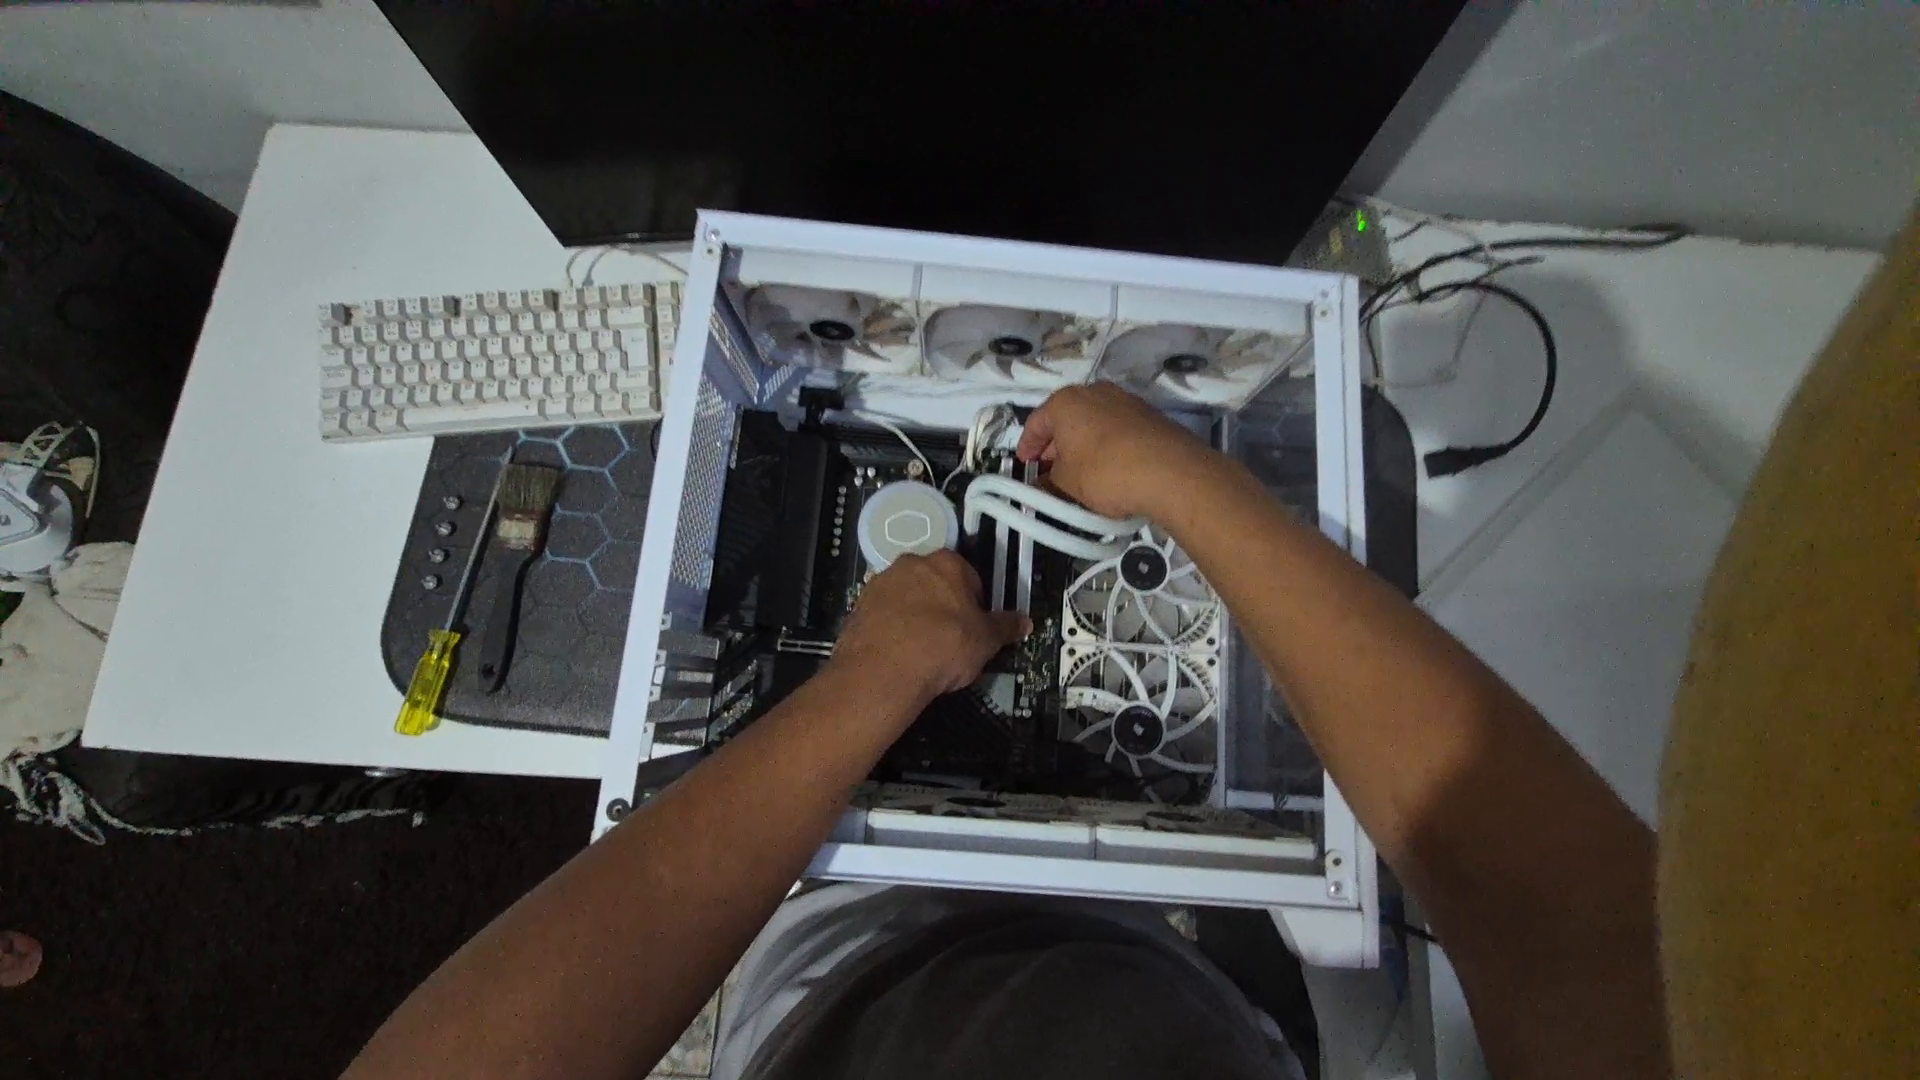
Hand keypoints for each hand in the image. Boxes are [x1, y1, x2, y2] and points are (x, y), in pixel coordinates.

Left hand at [829, 551, 1029, 715]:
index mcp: (947, 562)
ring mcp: (880, 583)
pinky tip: (899, 655)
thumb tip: (1025, 622)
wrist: (883, 671)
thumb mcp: (986, 640)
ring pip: (907, 598)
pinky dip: (892, 629)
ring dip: (916, 616)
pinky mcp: (858, 606)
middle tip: (951, 640)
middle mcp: (911, 563)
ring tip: (923, 651)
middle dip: (944, 606)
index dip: (976, 605)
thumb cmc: (944, 646)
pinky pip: (884, 615)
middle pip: (936, 583)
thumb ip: (1006, 627)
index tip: (975, 628)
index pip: (971, 577)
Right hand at [1014, 383, 1220, 520]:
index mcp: (1066, 402)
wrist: (1171, 474)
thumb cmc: (1105, 473)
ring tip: (1078, 472)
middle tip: (1049, 470)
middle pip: (1066, 419)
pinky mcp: (1150, 417)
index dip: (1027, 446)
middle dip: (1055, 445)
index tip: (1025, 465)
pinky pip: (1117, 431)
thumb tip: (1045, 482)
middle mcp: (1095, 392)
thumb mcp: (1066, 484)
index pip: (1036, 422)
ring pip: (1093, 423)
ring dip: (1082, 445)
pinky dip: (1106, 446)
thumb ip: (1049, 481)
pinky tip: (1108, 469)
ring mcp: (1126, 401)